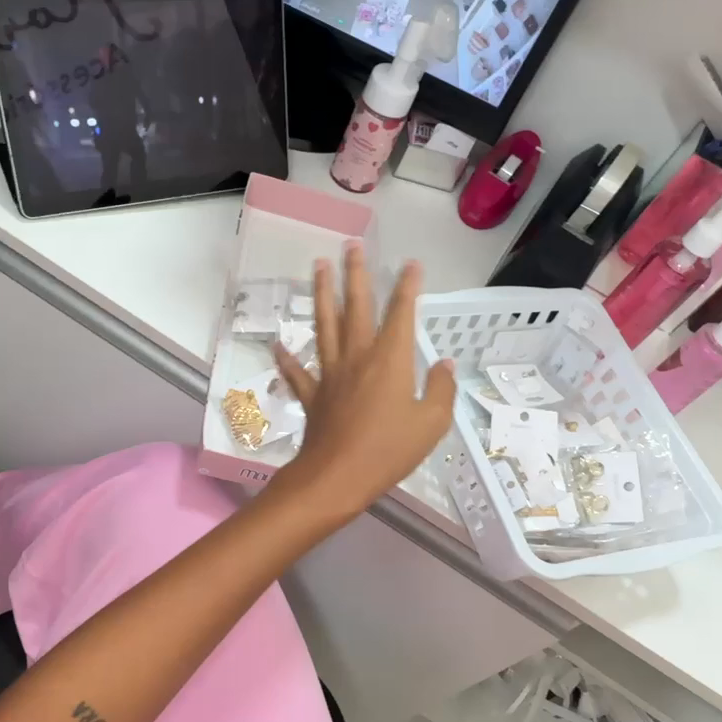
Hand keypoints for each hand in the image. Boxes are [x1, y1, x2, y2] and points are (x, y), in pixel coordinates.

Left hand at [271, 245, 455, 521]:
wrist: (337, 477)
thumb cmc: (389, 450)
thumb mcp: (431, 423)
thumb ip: (440, 390)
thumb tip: (443, 364)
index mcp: (390, 360)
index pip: (401, 313)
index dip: (407, 287)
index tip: (410, 264)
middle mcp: (357, 357)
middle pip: (356, 308)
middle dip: (356, 274)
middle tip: (351, 245)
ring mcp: (330, 375)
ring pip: (325, 326)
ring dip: (322, 294)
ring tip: (319, 266)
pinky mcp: (312, 396)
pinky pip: (297, 373)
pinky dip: (287, 358)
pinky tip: (278, 343)